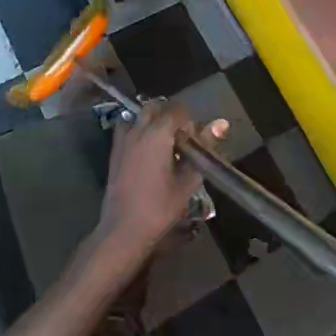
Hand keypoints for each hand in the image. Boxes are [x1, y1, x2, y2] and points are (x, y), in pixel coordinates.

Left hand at [97, 101, 227, 253]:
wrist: (124, 227)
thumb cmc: (160, 207)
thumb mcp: (188, 180)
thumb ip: (203, 148)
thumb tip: (222, 123)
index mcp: (158, 133)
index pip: (177, 110)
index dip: (190, 122)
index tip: (195, 141)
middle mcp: (138, 129)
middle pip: (156, 108)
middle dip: (171, 117)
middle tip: (181, 141)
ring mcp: (122, 139)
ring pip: (139, 116)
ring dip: (153, 122)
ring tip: (164, 145)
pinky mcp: (114, 151)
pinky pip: (127, 129)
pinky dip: (139, 131)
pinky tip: (147, 153)